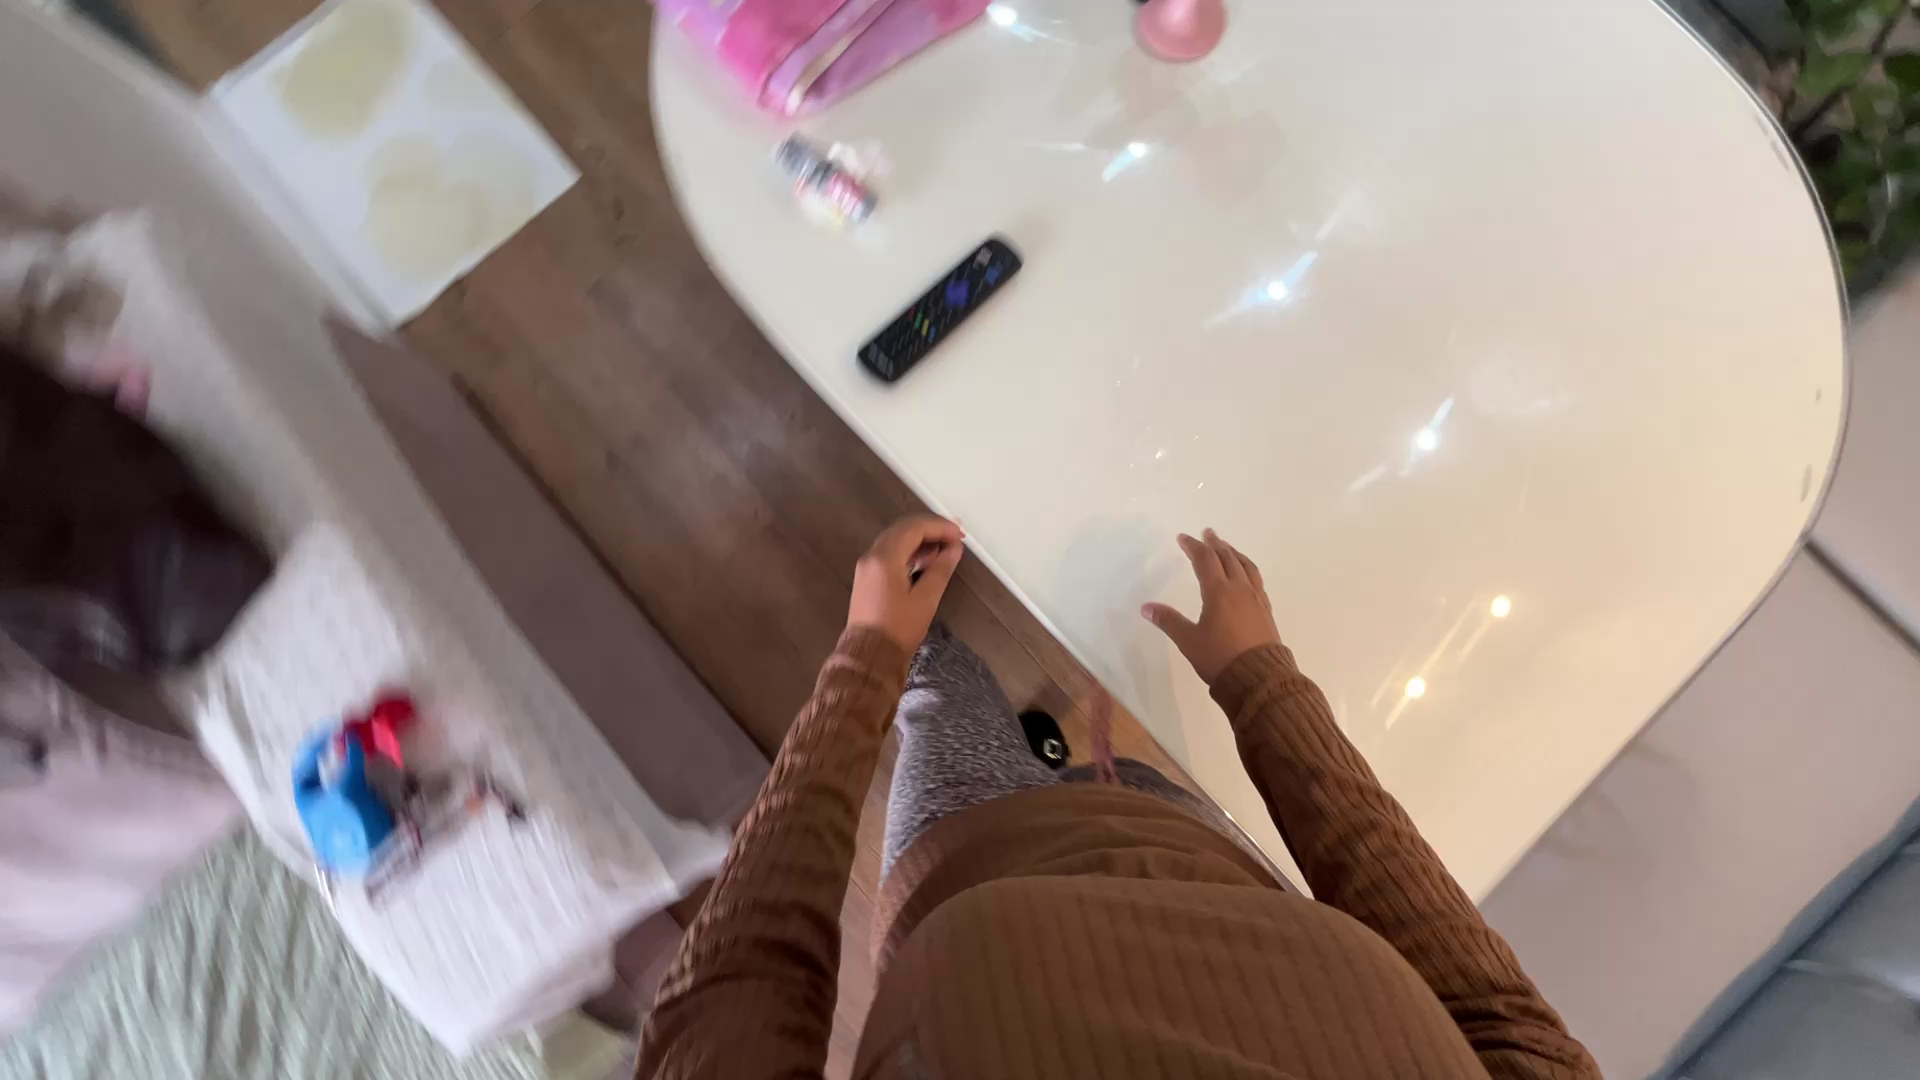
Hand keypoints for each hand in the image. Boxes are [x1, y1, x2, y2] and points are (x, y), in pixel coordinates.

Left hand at [847, 514, 965, 651]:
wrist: (870, 656)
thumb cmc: (899, 628)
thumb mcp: (926, 598)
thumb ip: (941, 568)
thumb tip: (955, 548)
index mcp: (884, 558)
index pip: (914, 528)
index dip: (940, 526)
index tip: (960, 534)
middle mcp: (872, 556)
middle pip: (903, 529)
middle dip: (930, 529)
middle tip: (955, 536)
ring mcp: (867, 566)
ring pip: (896, 540)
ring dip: (920, 540)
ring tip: (945, 549)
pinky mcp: (868, 577)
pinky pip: (890, 554)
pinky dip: (909, 552)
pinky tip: (927, 561)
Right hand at [1141, 529, 1281, 682]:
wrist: (1259, 678)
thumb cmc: (1220, 657)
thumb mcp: (1188, 640)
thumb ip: (1168, 621)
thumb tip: (1146, 607)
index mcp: (1218, 592)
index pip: (1205, 560)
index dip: (1193, 547)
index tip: (1183, 538)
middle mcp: (1239, 589)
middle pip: (1227, 558)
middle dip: (1215, 544)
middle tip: (1207, 533)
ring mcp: (1256, 599)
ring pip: (1245, 566)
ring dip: (1234, 553)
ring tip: (1226, 547)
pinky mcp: (1265, 610)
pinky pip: (1256, 579)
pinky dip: (1246, 568)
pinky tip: (1244, 575)